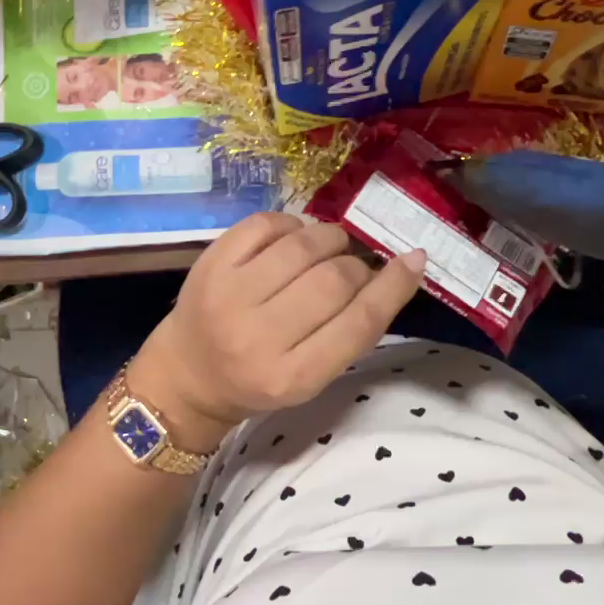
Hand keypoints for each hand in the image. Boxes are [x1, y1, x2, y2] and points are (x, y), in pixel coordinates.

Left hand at [128, 213, 425, 449]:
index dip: (394, 287)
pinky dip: (290, 225)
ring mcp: (229, 298)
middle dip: (356, 266)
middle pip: (334, 281)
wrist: (188, 375)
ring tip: (330, 247)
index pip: (358, 324)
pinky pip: (264, 225)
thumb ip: (353, 329)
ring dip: (329, 239)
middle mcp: (258, 339)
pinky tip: (293, 239)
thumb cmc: (260, 380)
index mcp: (292, 378)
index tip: (415, 260)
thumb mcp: (311, 374)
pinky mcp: (210, 265)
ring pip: (302, 247)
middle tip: (353, 268)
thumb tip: (406, 265)